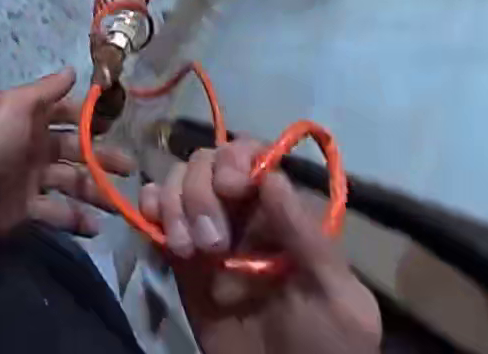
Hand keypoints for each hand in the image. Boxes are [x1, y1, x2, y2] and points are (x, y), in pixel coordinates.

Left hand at [0, 68, 135, 243]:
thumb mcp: (18, 104)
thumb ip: (47, 89)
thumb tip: (74, 70)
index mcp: (34, 119)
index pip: (69, 116)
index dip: (91, 119)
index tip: (117, 124)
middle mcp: (36, 146)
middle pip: (77, 151)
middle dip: (103, 158)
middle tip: (130, 169)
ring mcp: (32, 179)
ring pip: (72, 183)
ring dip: (96, 192)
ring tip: (120, 205)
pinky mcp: (27, 209)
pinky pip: (57, 213)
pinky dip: (77, 219)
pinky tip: (97, 227)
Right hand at [141, 140, 380, 353]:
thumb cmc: (324, 350)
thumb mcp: (338, 302)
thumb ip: (309, 240)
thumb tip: (272, 177)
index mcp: (281, 210)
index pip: (251, 154)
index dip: (235, 159)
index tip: (232, 187)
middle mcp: (240, 209)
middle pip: (207, 160)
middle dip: (201, 190)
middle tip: (211, 242)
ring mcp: (206, 227)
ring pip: (178, 177)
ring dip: (175, 202)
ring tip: (186, 249)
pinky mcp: (177, 253)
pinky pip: (154, 207)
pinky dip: (149, 205)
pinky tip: (158, 230)